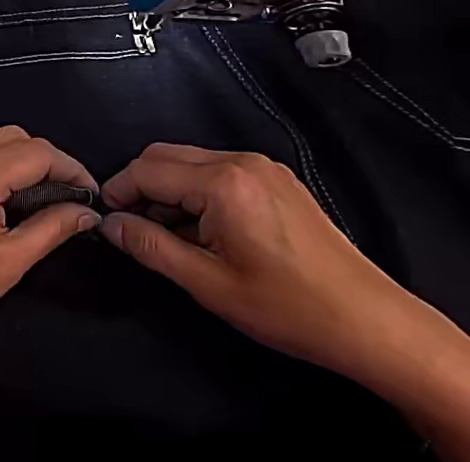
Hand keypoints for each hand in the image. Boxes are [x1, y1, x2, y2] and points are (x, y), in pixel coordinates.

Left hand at [0, 120, 100, 362]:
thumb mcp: (11, 262)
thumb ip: (54, 228)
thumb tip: (84, 211)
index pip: (40, 153)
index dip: (71, 169)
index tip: (86, 188)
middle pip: (19, 136)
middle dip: (46, 161)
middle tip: (61, 192)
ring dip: (15, 149)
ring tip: (26, 184)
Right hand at [99, 144, 413, 376]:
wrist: (364, 316)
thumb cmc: (284, 306)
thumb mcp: (209, 284)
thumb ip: (153, 247)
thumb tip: (110, 224)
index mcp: (222, 181)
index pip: (149, 169)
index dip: (118, 190)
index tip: (105, 219)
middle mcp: (240, 159)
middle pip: (167, 154)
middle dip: (140, 184)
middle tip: (132, 228)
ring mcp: (262, 164)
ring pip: (193, 160)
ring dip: (170, 188)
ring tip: (169, 236)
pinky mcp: (276, 175)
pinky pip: (220, 169)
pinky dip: (198, 189)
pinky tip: (204, 228)